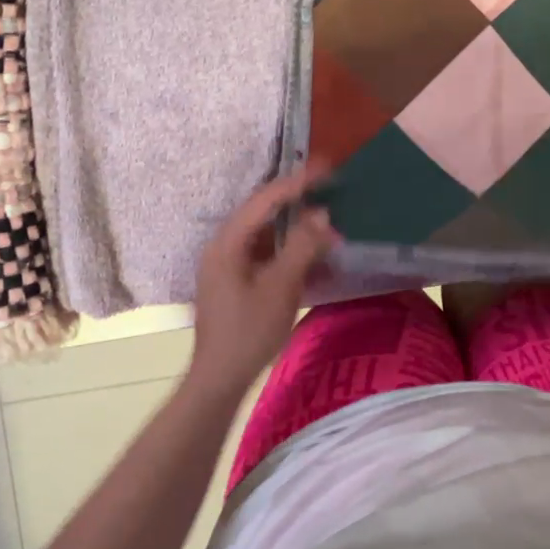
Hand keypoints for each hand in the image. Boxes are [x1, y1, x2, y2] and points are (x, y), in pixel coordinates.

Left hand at [189, 164, 338, 395]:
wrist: (219, 380)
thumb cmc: (248, 332)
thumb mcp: (280, 287)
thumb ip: (302, 246)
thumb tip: (322, 214)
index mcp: (228, 243)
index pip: (265, 200)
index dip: (297, 182)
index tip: (326, 168)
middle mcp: (224, 247)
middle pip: (264, 212)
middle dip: (298, 200)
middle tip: (330, 187)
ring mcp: (229, 266)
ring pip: (267, 234)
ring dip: (298, 227)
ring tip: (329, 222)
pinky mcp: (237, 283)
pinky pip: (267, 254)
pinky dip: (291, 249)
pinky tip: (315, 255)